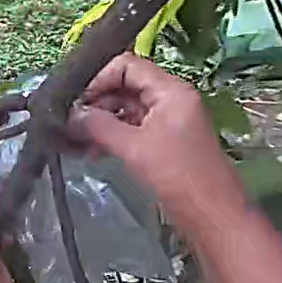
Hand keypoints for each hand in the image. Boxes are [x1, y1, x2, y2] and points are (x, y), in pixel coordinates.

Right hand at [68, 53, 238, 208]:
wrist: (212, 216)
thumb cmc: (176, 175)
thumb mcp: (132, 148)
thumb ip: (98, 126)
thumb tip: (69, 115)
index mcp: (170, 91)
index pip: (127, 66)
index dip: (98, 79)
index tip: (76, 102)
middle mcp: (170, 99)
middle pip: (125, 86)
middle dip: (96, 102)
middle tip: (69, 123)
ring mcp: (168, 120)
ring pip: (126, 108)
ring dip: (100, 121)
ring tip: (75, 140)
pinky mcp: (163, 141)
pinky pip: (132, 128)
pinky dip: (111, 135)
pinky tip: (91, 151)